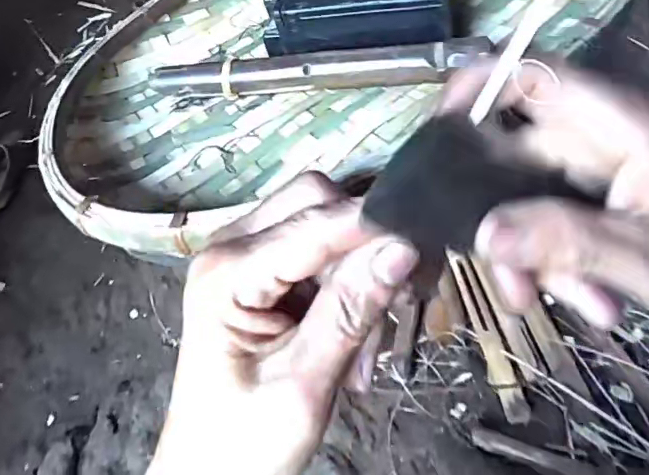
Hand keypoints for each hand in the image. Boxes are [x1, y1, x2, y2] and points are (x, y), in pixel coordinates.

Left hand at [148, 173, 417, 474]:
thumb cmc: (243, 446)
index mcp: (227, 273)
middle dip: (360, 242)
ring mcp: (246, 249)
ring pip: (324, 217)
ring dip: (357, 264)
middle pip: (316, 201)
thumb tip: (403, 247)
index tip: (421, 240)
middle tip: (390, 301)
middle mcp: (232, 244)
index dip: (370, 224)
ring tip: (366, 339)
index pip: (312, 222)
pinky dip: (346, 276)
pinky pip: (320, 242)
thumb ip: (351, 311)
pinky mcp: (264, 263)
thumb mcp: (303, 387)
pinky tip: (353, 328)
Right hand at [446, 61, 648, 341]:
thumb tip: (483, 232)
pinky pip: (554, 217)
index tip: (438, 129)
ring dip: (532, 246)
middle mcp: (600, 133)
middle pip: (518, 143)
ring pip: (531, 190)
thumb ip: (569, 241)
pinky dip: (556, 259)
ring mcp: (601, 166)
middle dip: (498, 204)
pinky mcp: (604, 197)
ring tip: (561, 306)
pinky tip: (594, 305)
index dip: (480, 83)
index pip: (535, 72)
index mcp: (618, 120)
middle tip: (494, 266)